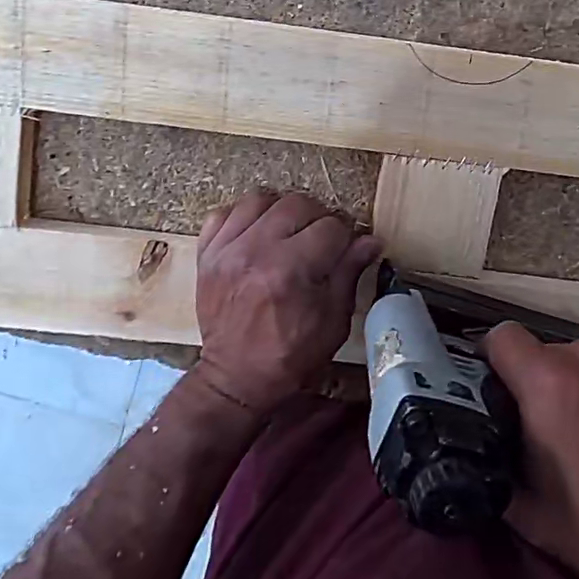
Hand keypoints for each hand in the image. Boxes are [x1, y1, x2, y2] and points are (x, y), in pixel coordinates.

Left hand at [192, 192, 382, 414]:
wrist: (236, 379)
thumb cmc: (291, 356)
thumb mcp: (333, 320)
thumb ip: (349, 272)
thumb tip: (370, 240)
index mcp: (291, 270)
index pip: (332, 227)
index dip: (346, 238)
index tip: (346, 251)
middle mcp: (256, 251)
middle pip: (298, 204)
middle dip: (318, 219)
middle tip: (322, 242)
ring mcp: (227, 250)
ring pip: (261, 199)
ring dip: (281, 212)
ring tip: (290, 233)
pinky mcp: (207, 255)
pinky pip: (224, 213)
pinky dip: (244, 217)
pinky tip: (257, 235)